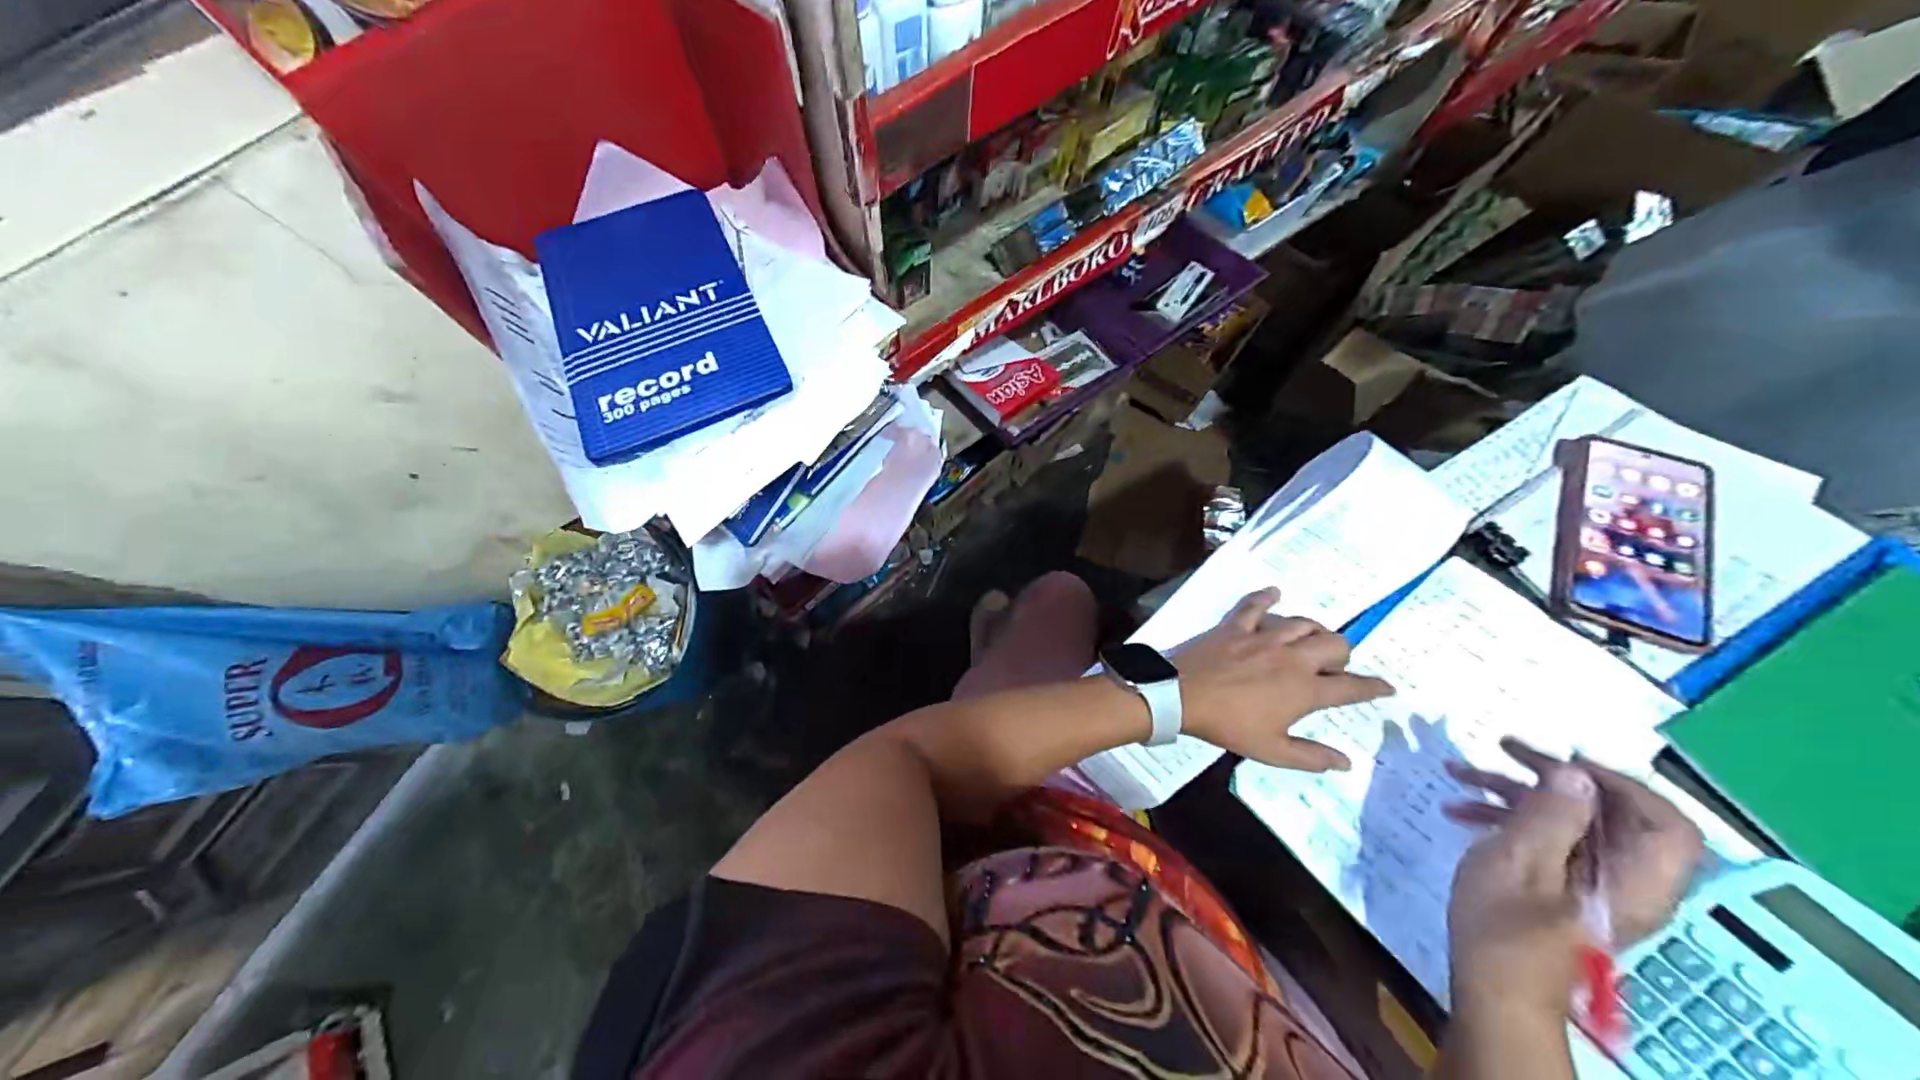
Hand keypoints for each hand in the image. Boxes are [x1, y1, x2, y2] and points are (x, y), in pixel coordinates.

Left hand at [1172, 588, 1393, 771]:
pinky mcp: (1235, 625)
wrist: (1180, 694)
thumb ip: (1311, 757)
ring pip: (1302, 622)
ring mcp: (1263, 636)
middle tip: (1334, 666)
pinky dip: (1266, 597)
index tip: (1386, 687)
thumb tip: (1346, 762)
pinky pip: (1255, 605)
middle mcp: (1291, 657)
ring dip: (1314, 630)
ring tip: (1312, 639)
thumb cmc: (1226, 725)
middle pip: (1334, 644)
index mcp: (1304, 689)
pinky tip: (1274, 593)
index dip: (1373, 687)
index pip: (1351, 687)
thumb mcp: (1270, 750)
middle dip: (1343, 654)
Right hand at [1446, 738, 1702, 946]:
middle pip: (1609, 815)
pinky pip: (1547, 843)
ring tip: (1459, 773)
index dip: (1622, 785)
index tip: (1565, 764)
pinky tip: (1459, 811)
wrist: (1492, 989)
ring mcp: (1591, 886)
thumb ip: (1552, 814)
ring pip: (1568, 825)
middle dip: (1551, 778)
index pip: (1666, 823)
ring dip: (1515, 794)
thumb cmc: (1505, 925)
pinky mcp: (1561, 889)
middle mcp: (1625, 881)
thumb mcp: (1520, 860)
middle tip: (1501, 750)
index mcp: (1635, 880)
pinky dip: (1506, 820)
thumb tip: (1576, 774)